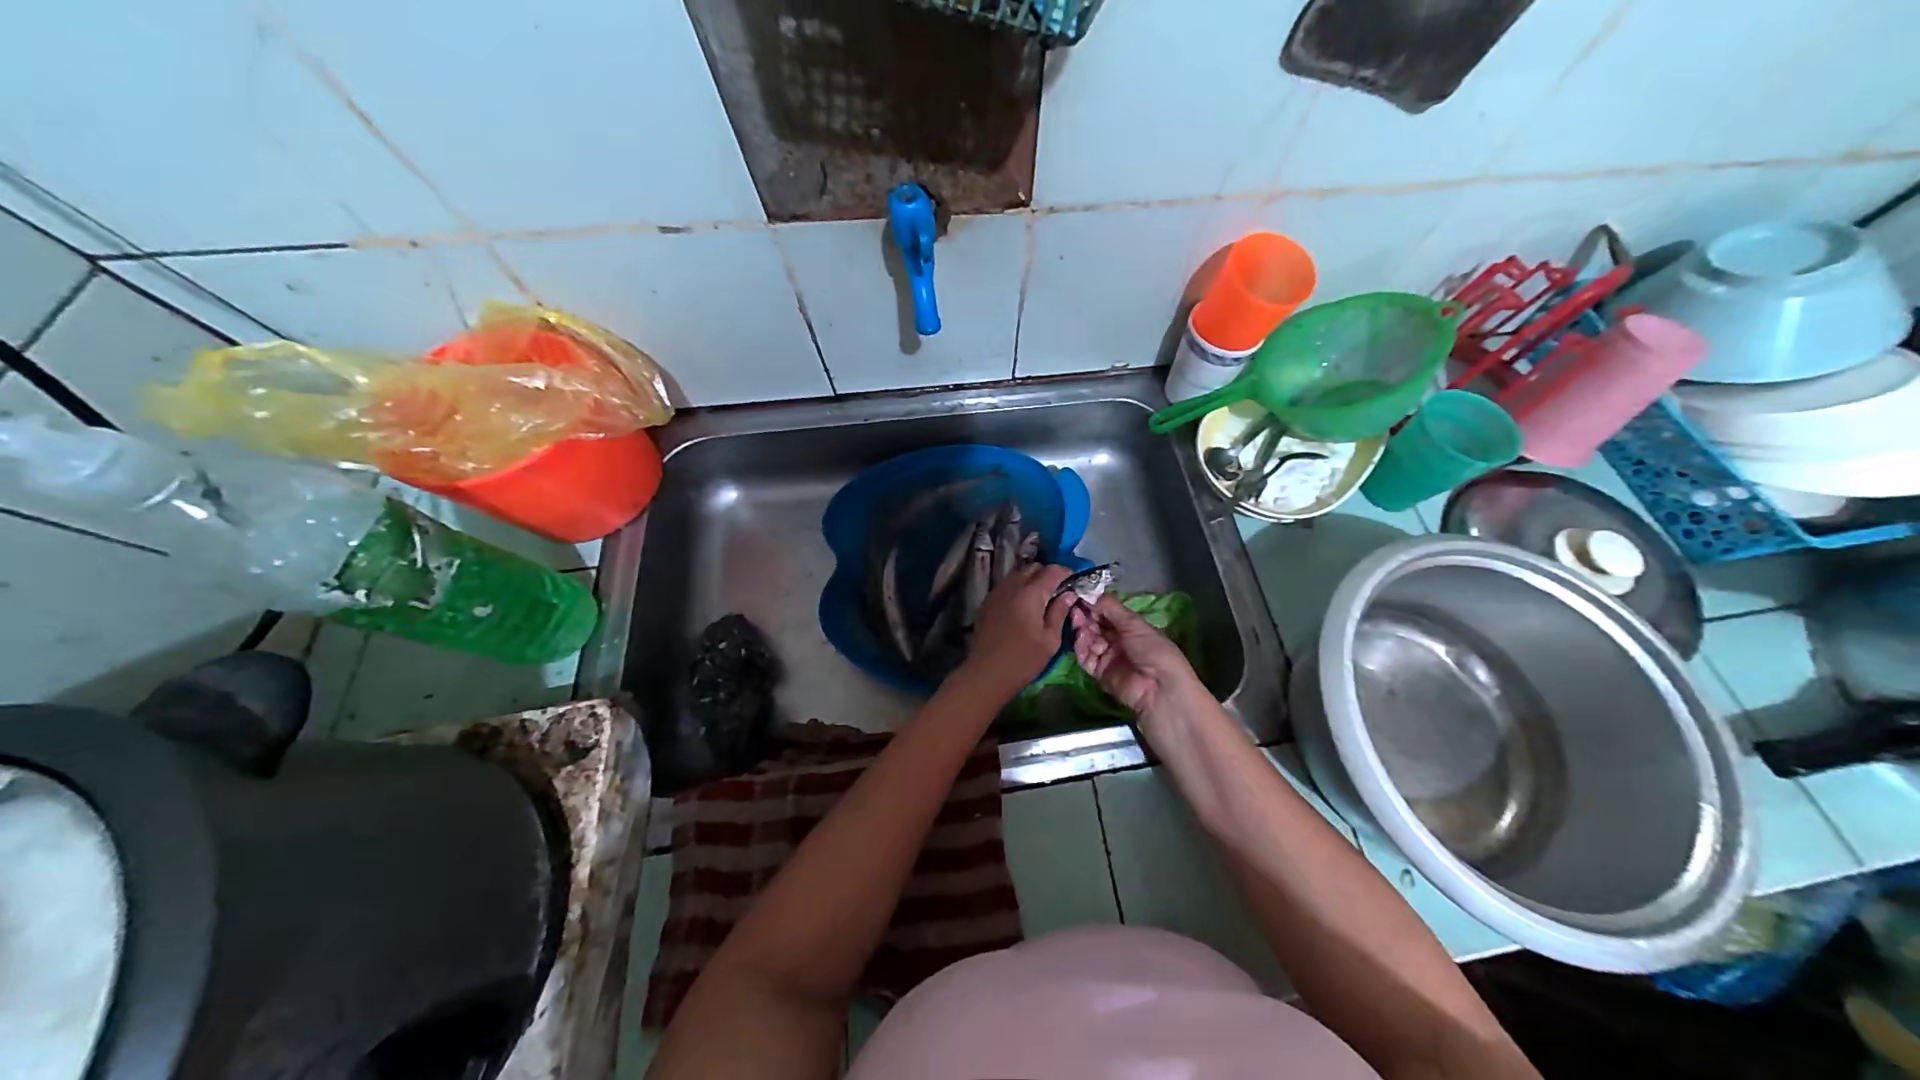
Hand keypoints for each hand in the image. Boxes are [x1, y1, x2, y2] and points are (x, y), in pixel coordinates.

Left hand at [959, 564, 1075, 697]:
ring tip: (1040, 598)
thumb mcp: (1050, 639)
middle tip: (1058, 591)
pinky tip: (1022, 606)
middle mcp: (1011, 586)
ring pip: (1017, 575)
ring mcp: (996, 593)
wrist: (987, 673)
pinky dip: (1017, 588)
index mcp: (1030, 593)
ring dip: (1031, 580)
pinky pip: (1005, 586)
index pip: (1052, 570)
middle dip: (1048, 575)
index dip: (1066, 573)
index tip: (1074, 583)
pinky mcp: (986, 602)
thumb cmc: (1024, 659)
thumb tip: (1069, 594)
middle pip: (1033, 568)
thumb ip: (1060, 612)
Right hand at [1070, 594, 1205, 718]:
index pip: (1108, 614)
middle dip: (1086, 617)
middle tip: (1076, 610)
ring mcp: (1109, 657)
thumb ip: (1111, 608)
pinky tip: (1081, 638)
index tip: (1081, 596)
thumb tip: (1091, 592)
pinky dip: (1081, 648)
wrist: (1159, 689)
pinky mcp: (1100, 674)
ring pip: (1089, 641)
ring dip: (1083, 631)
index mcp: (1131, 628)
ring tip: (1079, 622)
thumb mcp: (1134, 624)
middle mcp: (1119, 641)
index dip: (1095, 605)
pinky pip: (1086, 659)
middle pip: (1096, 626)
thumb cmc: (1153, 650)